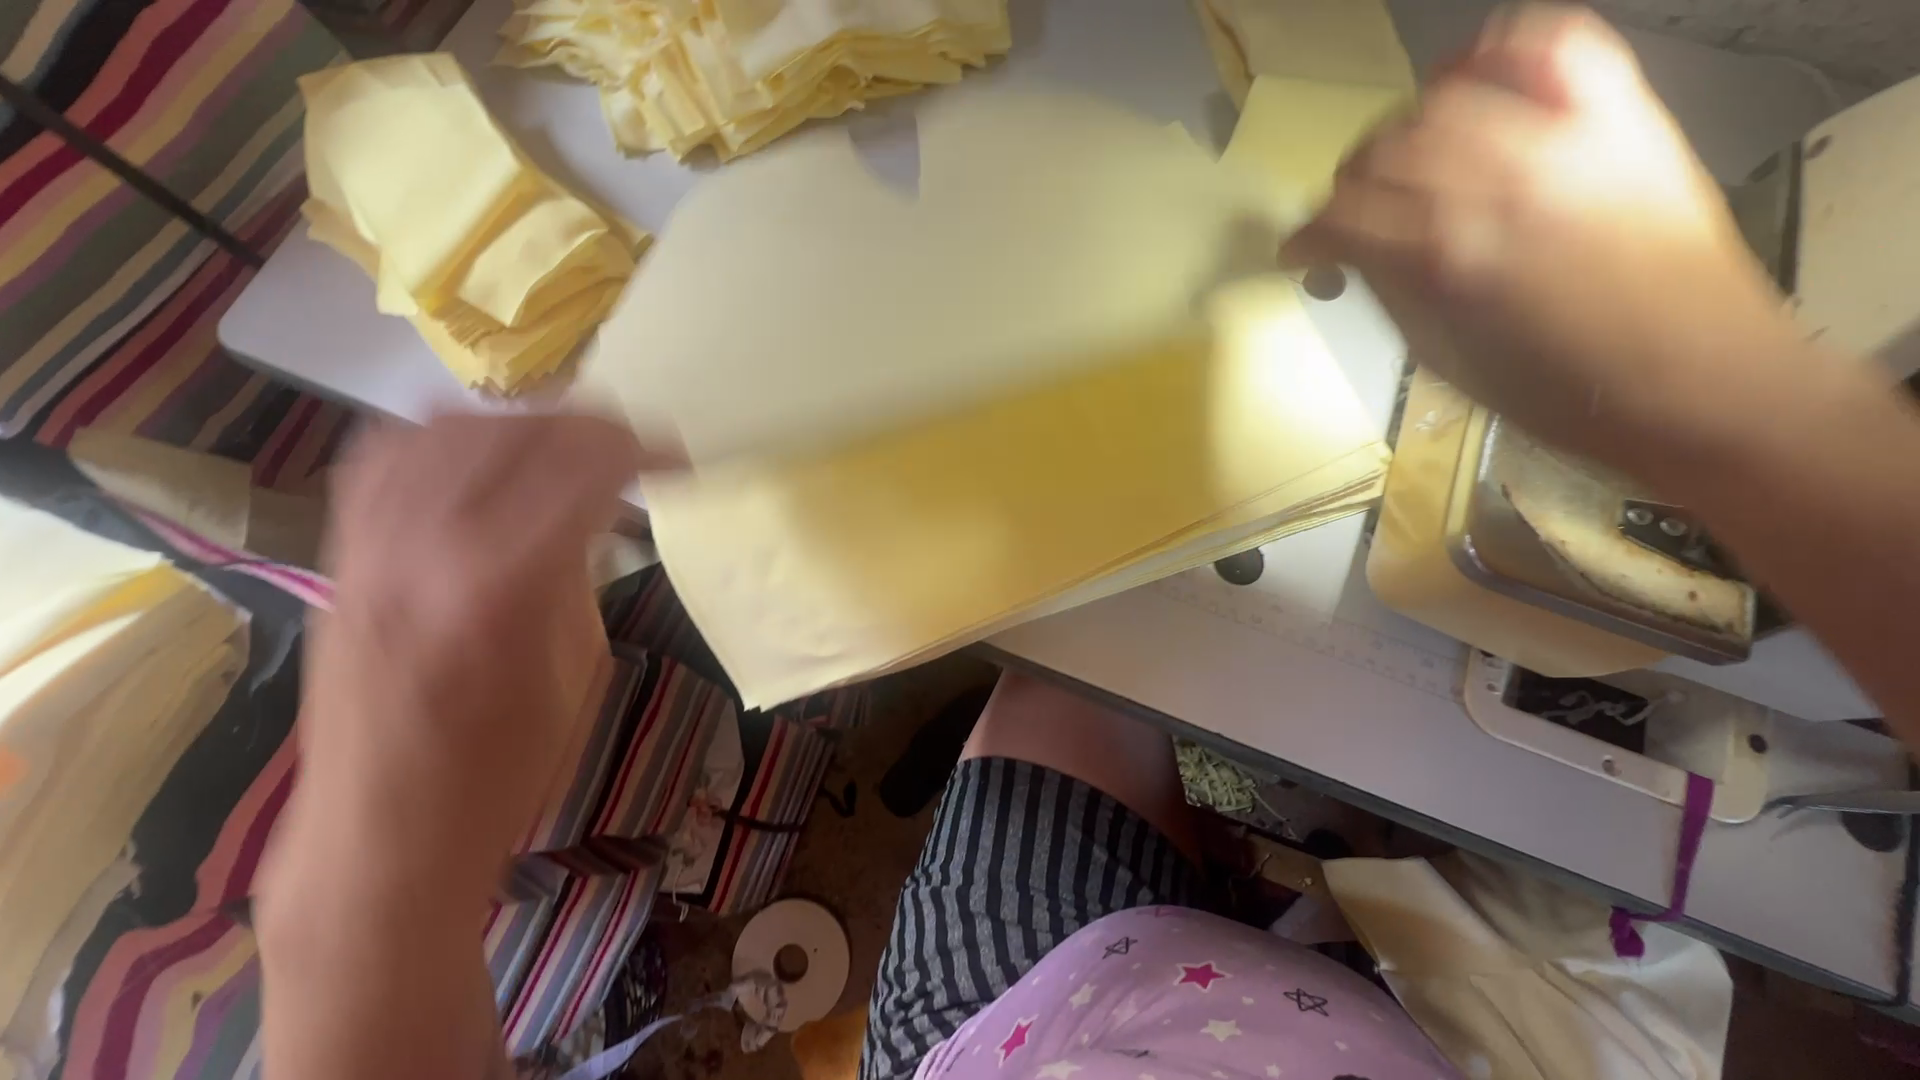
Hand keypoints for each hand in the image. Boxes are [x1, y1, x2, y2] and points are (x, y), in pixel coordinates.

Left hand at [276, 413, 645, 903]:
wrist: (386, 838)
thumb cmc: (506, 774)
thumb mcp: (577, 668)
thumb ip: (579, 573)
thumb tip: (596, 512)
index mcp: (502, 585)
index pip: (582, 469)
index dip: (643, 450)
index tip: (679, 461)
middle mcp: (425, 547)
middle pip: (516, 434)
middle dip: (591, 427)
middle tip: (635, 450)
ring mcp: (370, 547)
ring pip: (446, 429)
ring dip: (521, 424)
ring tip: (565, 446)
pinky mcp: (340, 557)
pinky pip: (384, 459)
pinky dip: (444, 439)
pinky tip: (480, 456)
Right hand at [1281, 4, 1796, 464]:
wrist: (1702, 385)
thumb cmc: (1565, 395)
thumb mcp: (1445, 360)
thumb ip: (1391, 292)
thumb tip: (1353, 255)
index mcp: (1448, 257)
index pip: (1343, 217)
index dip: (1307, 236)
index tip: (1300, 252)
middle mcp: (1500, 183)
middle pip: (1385, 151)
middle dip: (1347, 186)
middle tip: (1346, 216)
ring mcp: (1565, 141)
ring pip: (1445, 101)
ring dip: (1403, 132)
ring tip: (1401, 163)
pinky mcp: (1620, 121)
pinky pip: (1552, 48)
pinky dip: (1497, 54)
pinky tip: (1467, 79)